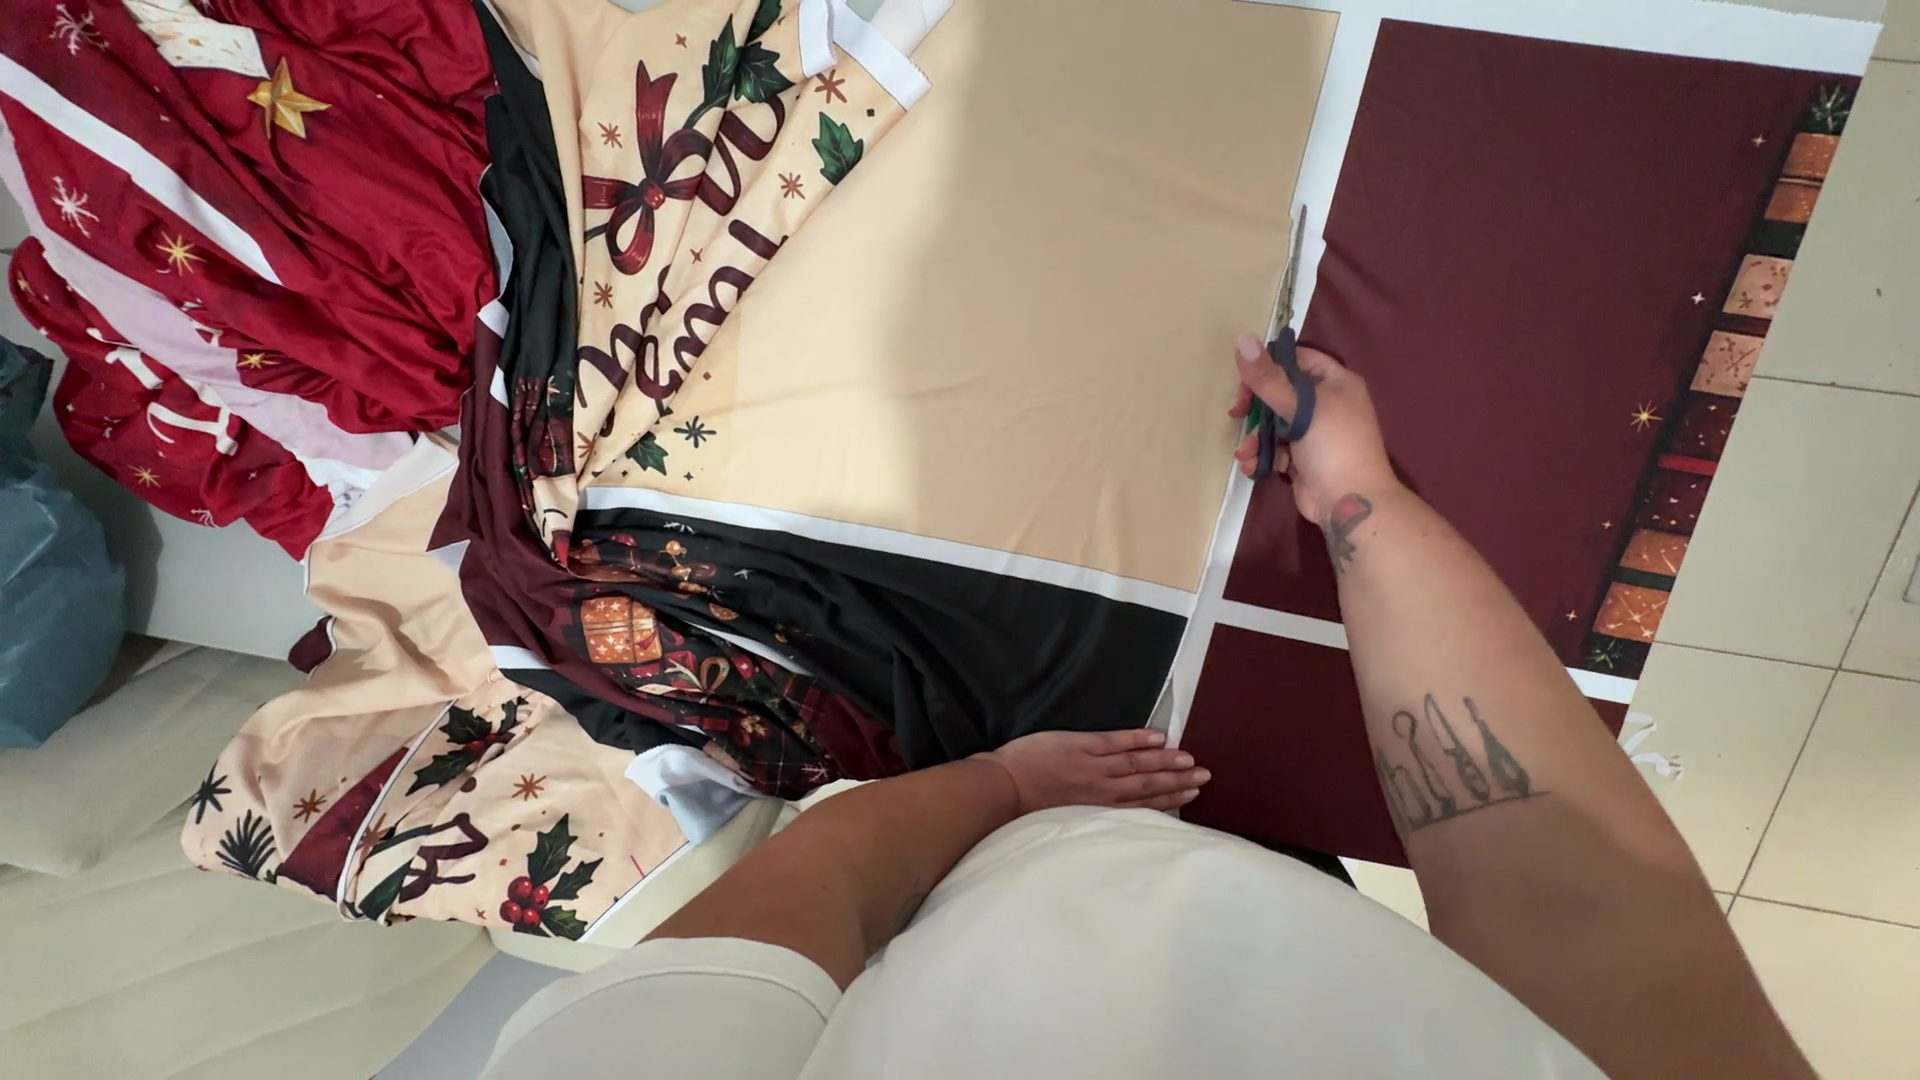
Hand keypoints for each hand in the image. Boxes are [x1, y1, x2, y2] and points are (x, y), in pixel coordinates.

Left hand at [977, 729, 1209, 815]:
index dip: (1169, 800)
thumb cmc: (1024, 810)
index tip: (1192, 796)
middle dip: (1177, 781)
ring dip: (1166, 762)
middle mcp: (1102, 792)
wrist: (1001, 790)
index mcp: (1097, 812)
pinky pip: (1116, 743)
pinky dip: (1138, 739)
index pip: (1141, 806)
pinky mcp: (1080, 747)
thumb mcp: (1061, 821)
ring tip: (1191, 760)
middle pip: (1147, 786)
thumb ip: (1085, 818)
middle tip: (1205, 777)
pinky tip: (1159, 736)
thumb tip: (1103, 820)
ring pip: (1138, 765)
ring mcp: (1093, 768)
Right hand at [1228, 333, 1397, 523]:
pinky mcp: (1302, 458)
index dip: (1270, 365)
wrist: (1350, 501)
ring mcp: (1314, 433)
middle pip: (1280, 392)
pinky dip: (1262, 455)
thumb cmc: (1333, 445)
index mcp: (1335, 383)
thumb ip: (1268, 378)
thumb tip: (1242, 340)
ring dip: (1254, 437)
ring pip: (1274, 423)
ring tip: (1245, 452)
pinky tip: (1253, 466)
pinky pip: (1275, 448)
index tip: (1245, 379)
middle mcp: (1326, 404)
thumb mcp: (1301, 408)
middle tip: (1237, 414)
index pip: (1298, 360)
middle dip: (1256, 407)